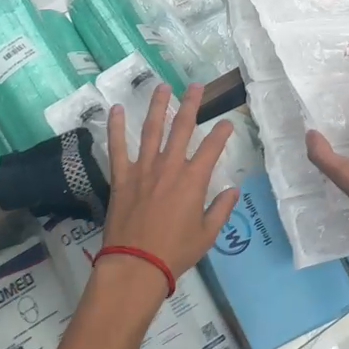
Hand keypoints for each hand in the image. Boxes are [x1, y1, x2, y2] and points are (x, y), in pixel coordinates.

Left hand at [104, 83, 239, 279]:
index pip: (212, 148)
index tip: (227, 122)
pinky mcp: (122, 176)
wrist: (136, 264)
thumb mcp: (207, 235)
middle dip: (191, 103)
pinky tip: (114, 108)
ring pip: (151, 129)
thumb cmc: (175, 252)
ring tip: (162, 86)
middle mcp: (169, 166)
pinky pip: (117, 146)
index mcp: (193, 180)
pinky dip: (115, 127)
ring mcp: (143, 168)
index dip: (222, 132)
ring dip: (157, 105)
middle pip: (182, 127)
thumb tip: (234, 190)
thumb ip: (221, 209)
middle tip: (196, 85)